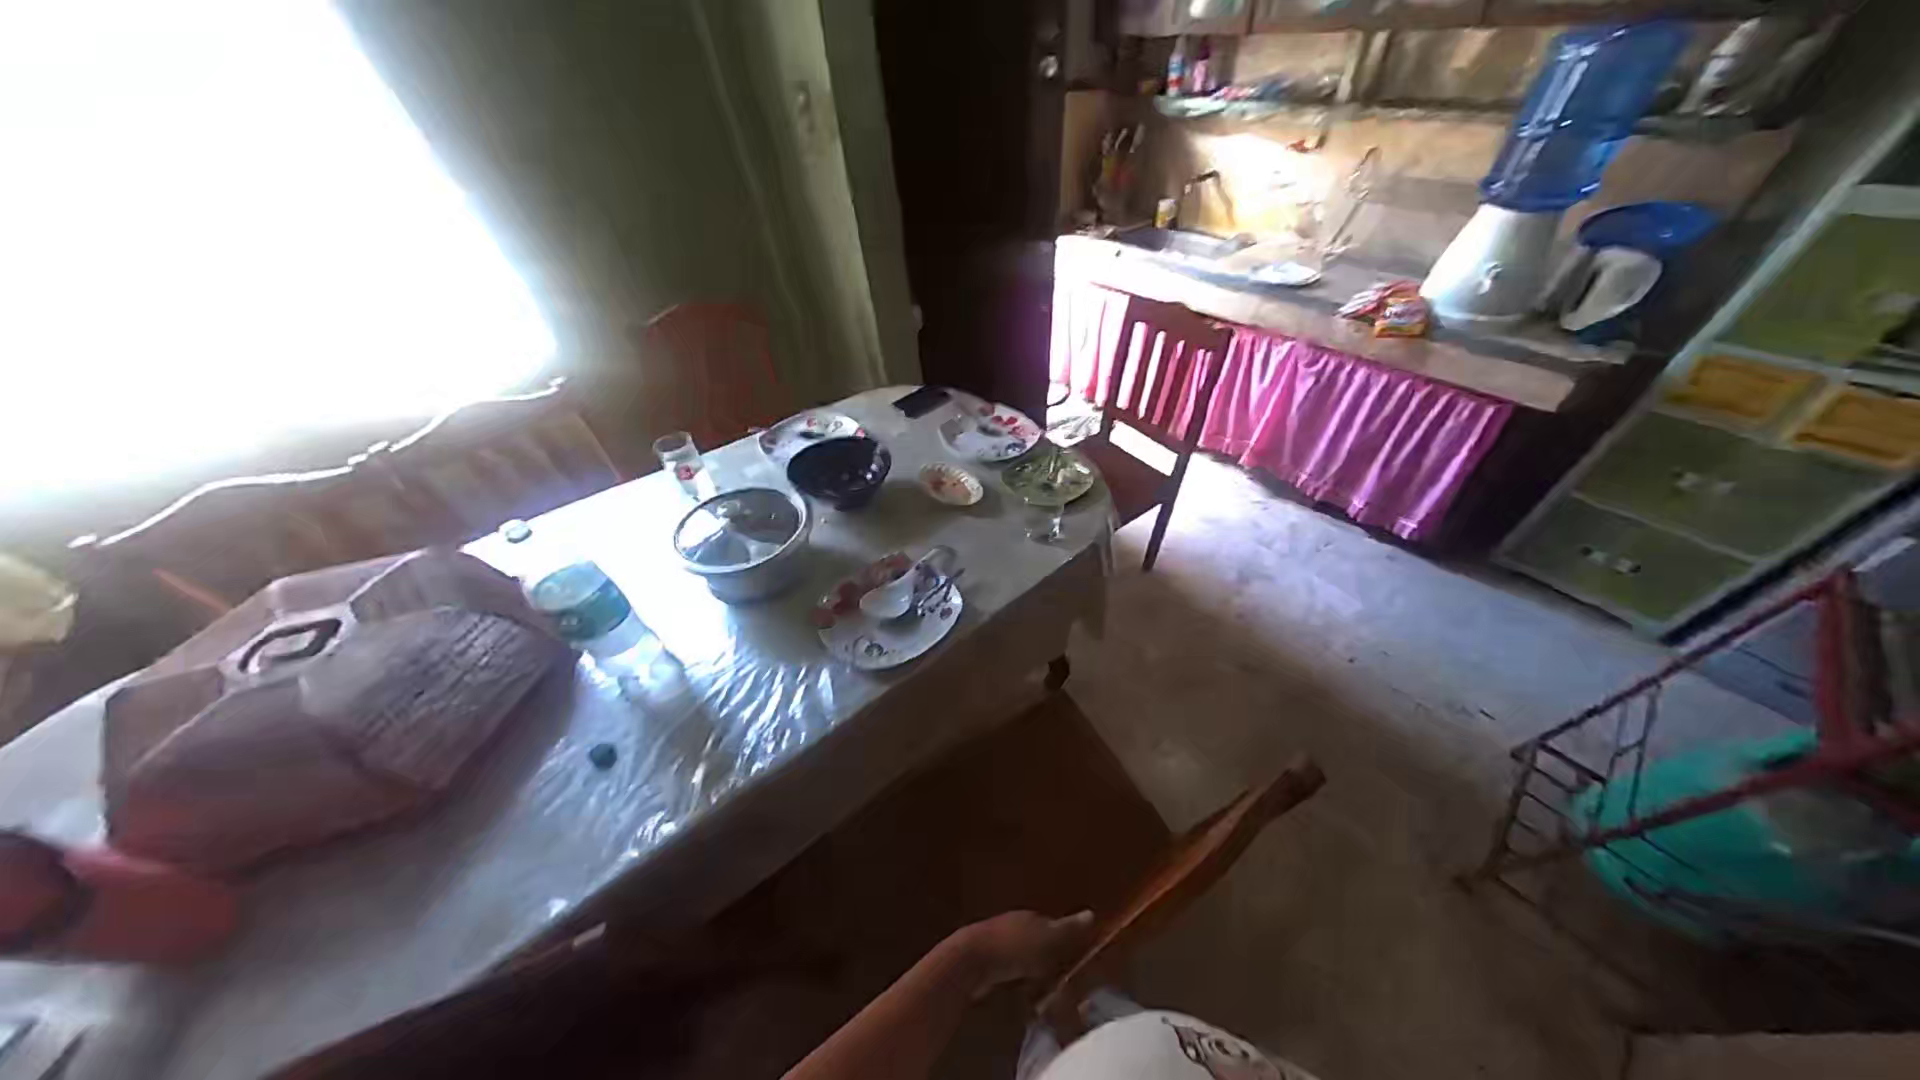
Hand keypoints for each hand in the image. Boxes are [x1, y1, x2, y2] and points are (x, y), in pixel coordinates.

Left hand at [953, 910, 1095, 995]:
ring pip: (1024, 957)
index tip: (1079, 955)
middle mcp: (1014, 925)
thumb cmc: (1014, 946)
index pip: (1053, 924)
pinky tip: (1027, 996)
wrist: (972, 960)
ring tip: (1050, 991)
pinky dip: (1020, 982)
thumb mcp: (1048, 938)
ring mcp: (998, 944)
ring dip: (1034, 971)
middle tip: (1067, 976)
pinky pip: (1011, 973)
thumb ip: (1069, 929)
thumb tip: (1092, 913)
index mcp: (1030, 916)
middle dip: (1050, 955)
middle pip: (1038, 940)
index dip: (1066, 939)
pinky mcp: (987, 965)